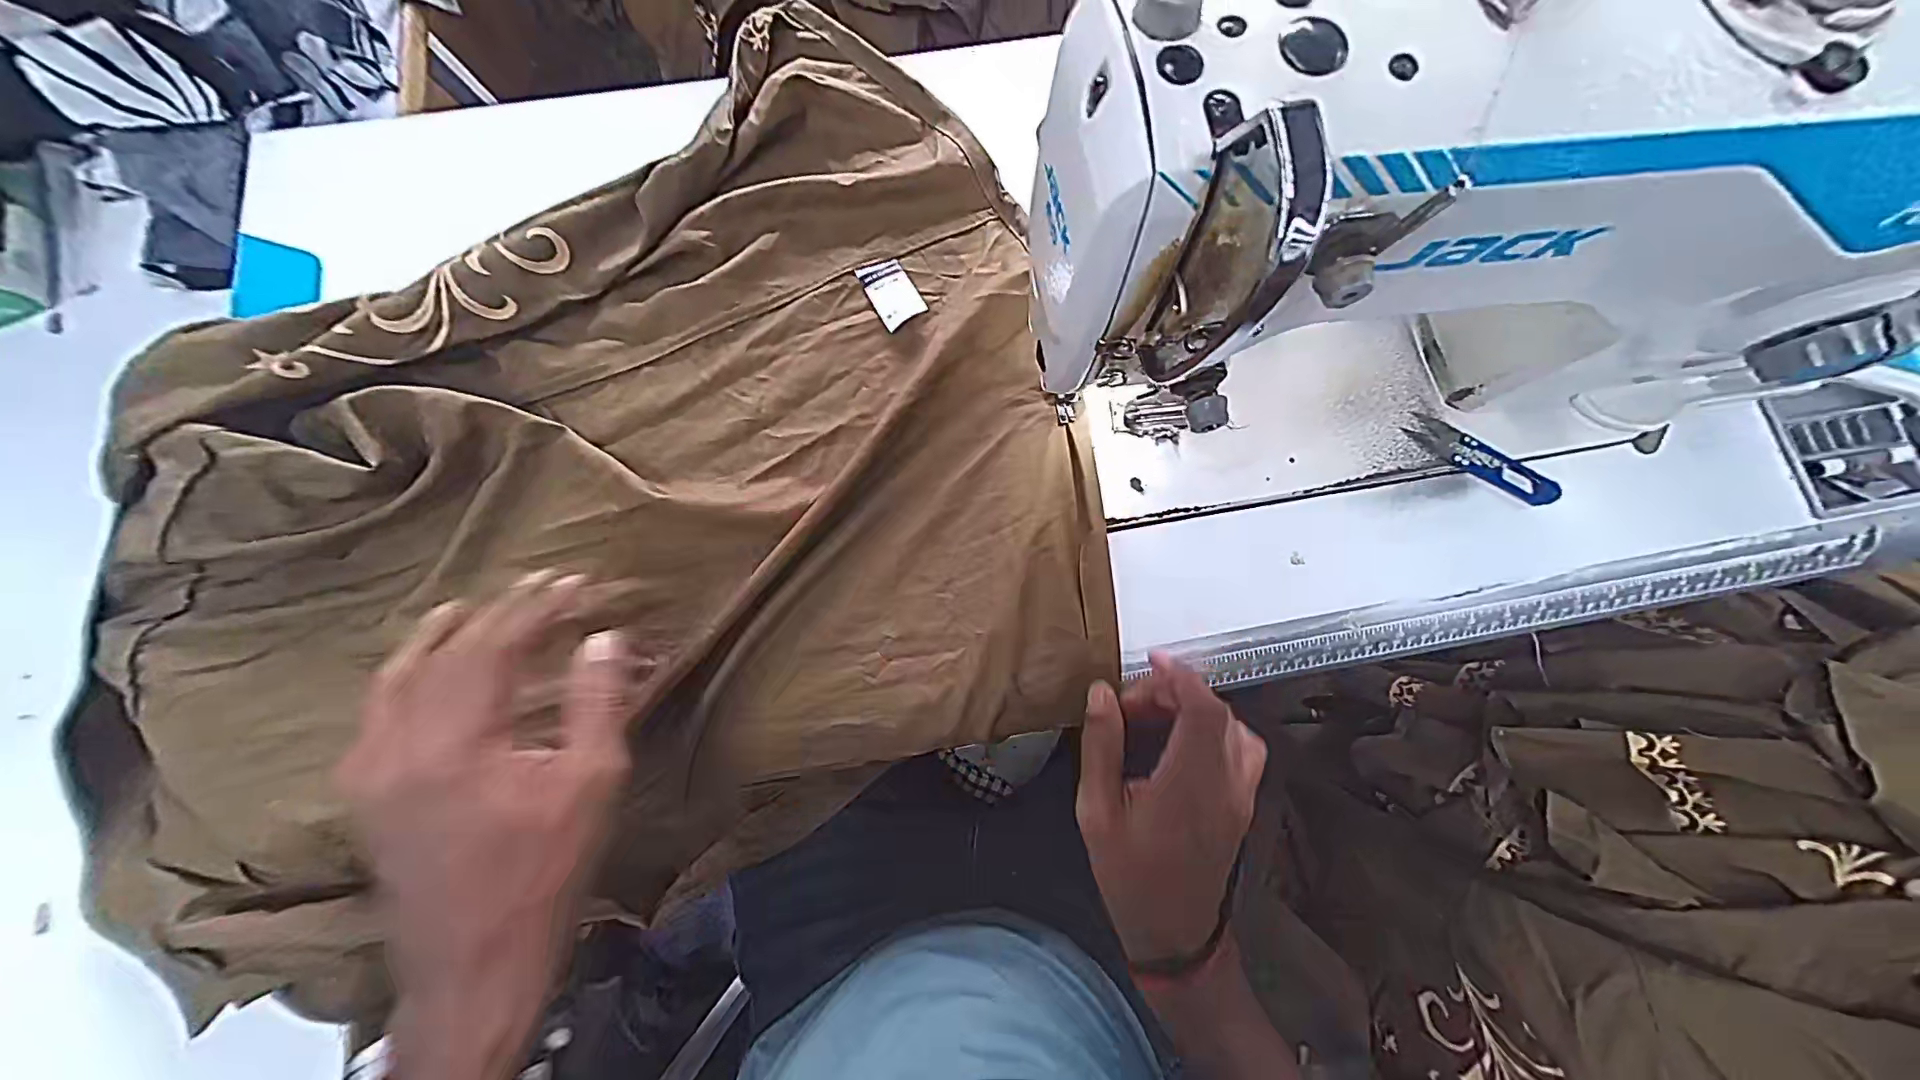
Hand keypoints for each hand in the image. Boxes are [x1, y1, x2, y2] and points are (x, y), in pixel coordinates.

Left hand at [336, 572, 632, 1079]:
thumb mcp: (593, 781)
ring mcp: (372, 771)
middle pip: (446, 654)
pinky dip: (407, 673)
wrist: (475, 959)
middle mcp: (398, 746)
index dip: (538, 608)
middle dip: (499, 612)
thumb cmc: (546, 868)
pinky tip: (425, 668)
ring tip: (471, 605)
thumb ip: (598, 702)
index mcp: (456, 742)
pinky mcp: (366, 794)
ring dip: (440, 635)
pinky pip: (378, 711)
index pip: (496, 647)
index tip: (575, 582)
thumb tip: (604, 639)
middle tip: (540, 583)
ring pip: (396, 678)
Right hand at [1076, 652, 1267, 965]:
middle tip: (1131, 705)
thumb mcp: (1096, 812)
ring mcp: (1241, 796)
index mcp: (1187, 786)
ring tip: (1154, 717)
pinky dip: (1213, 729)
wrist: (1175, 935)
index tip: (1152, 660)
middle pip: (1216, 713)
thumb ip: (1101, 747)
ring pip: (1233, 728)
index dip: (1180, 676)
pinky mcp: (1244, 803)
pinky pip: (1241, 748)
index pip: (1202, 712)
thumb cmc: (1129, 876)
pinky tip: (1182, 740)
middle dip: (1174, 692)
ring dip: (1195, 709)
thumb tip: (1103, 694)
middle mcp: (1225, 786)